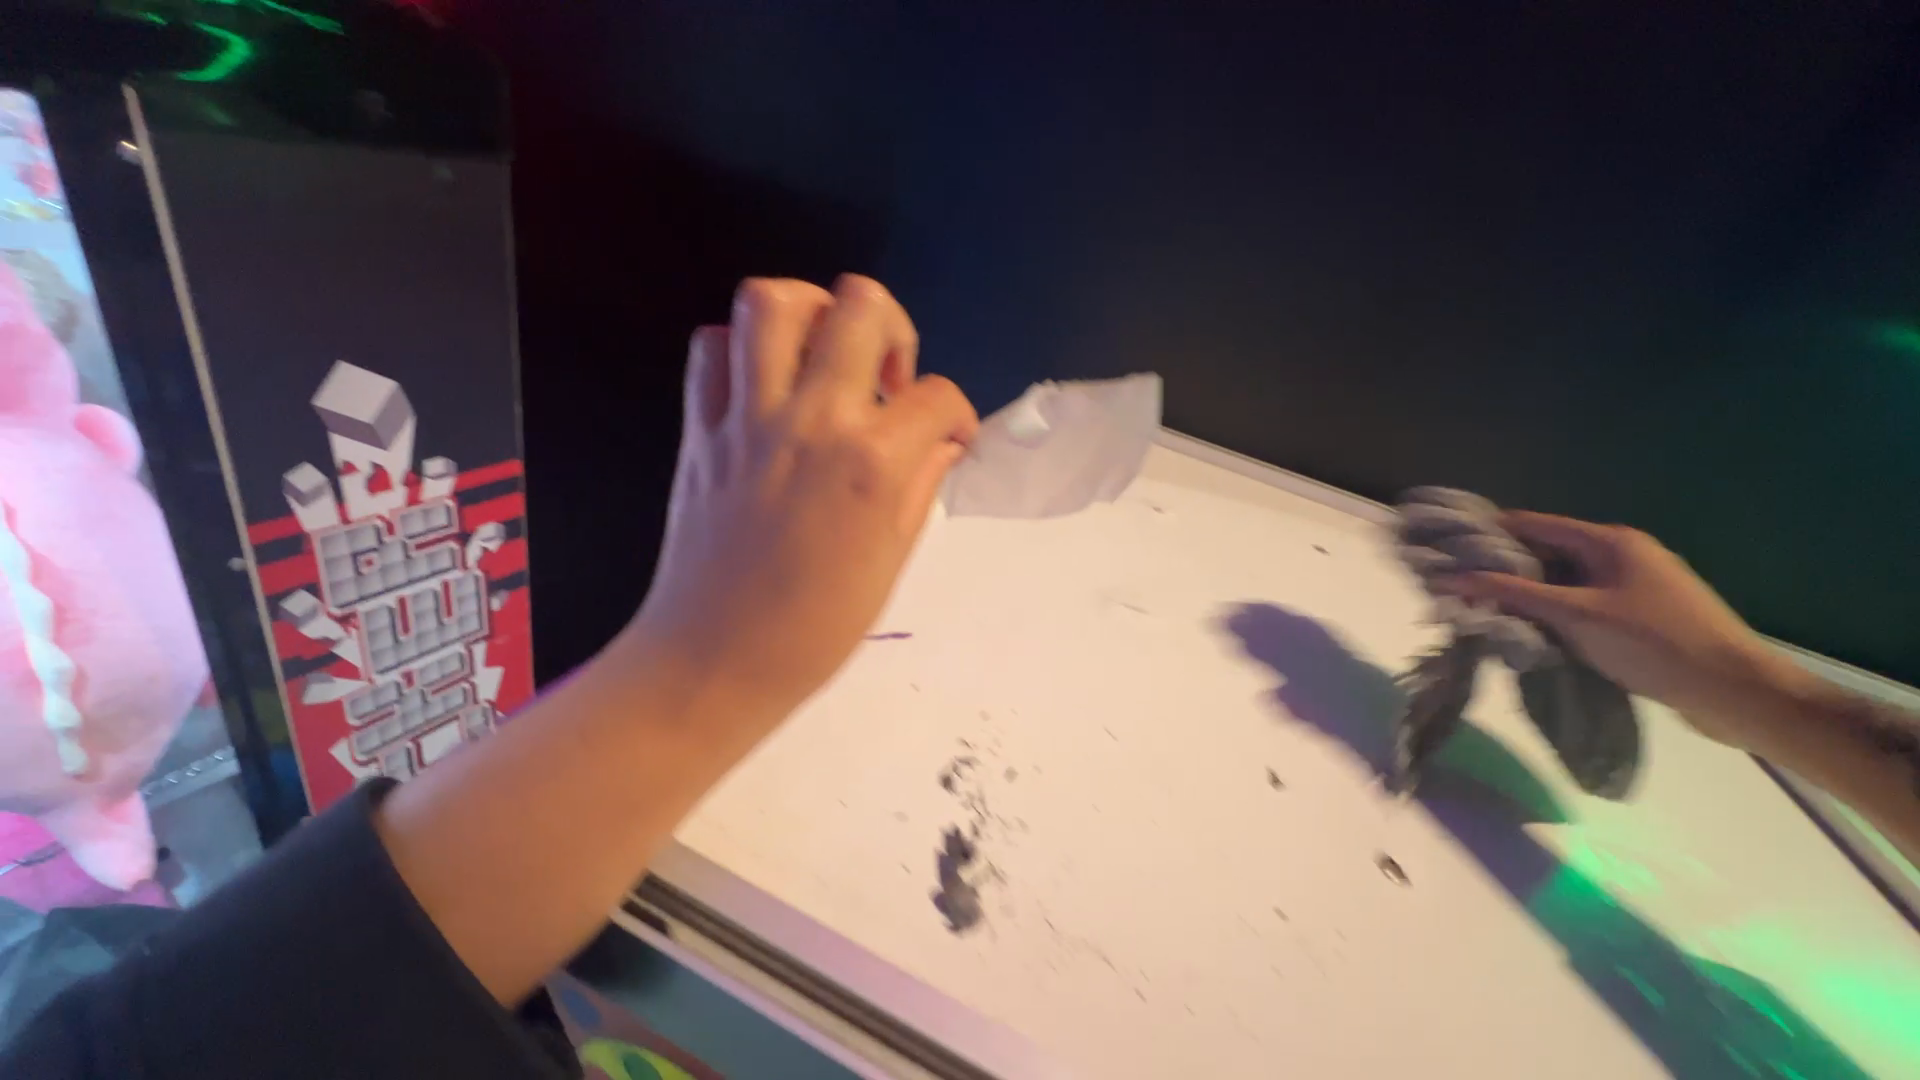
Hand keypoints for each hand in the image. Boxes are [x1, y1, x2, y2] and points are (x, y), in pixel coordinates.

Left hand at [625, 275, 977, 719]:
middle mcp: (814, 419)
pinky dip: (739, 351)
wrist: (716, 659)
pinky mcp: (700, 427)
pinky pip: (711, 350)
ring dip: (811, 313)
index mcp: (873, 462)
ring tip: (822, 358)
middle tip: (886, 377)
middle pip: (860, 306)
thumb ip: (922, 484)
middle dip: (892, 326)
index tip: (948, 436)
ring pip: (772, 302)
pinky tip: (763, 388)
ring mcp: (749, 417)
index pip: (938, 395)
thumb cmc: (816, 626)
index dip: (957, 412)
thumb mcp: (892, 559)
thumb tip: (941, 440)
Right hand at [1433, 512, 1800, 749]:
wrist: (1736, 692)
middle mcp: (1620, 554)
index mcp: (1609, 541)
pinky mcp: (1636, 614)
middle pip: (1544, 551)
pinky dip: (1550, 611)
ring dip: (1524, 594)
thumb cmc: (1653, 643)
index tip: (1444, 549)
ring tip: (1481, 610)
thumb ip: (1510, 594)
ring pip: (1559, 580)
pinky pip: (1578, 602)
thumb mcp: (1574, 615)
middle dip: (1501, 568)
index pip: (1530, 524)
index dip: (1485, 534)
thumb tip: (1450, 578)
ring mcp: (1631, 584)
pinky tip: (1526, 629)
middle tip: (1456, 586)